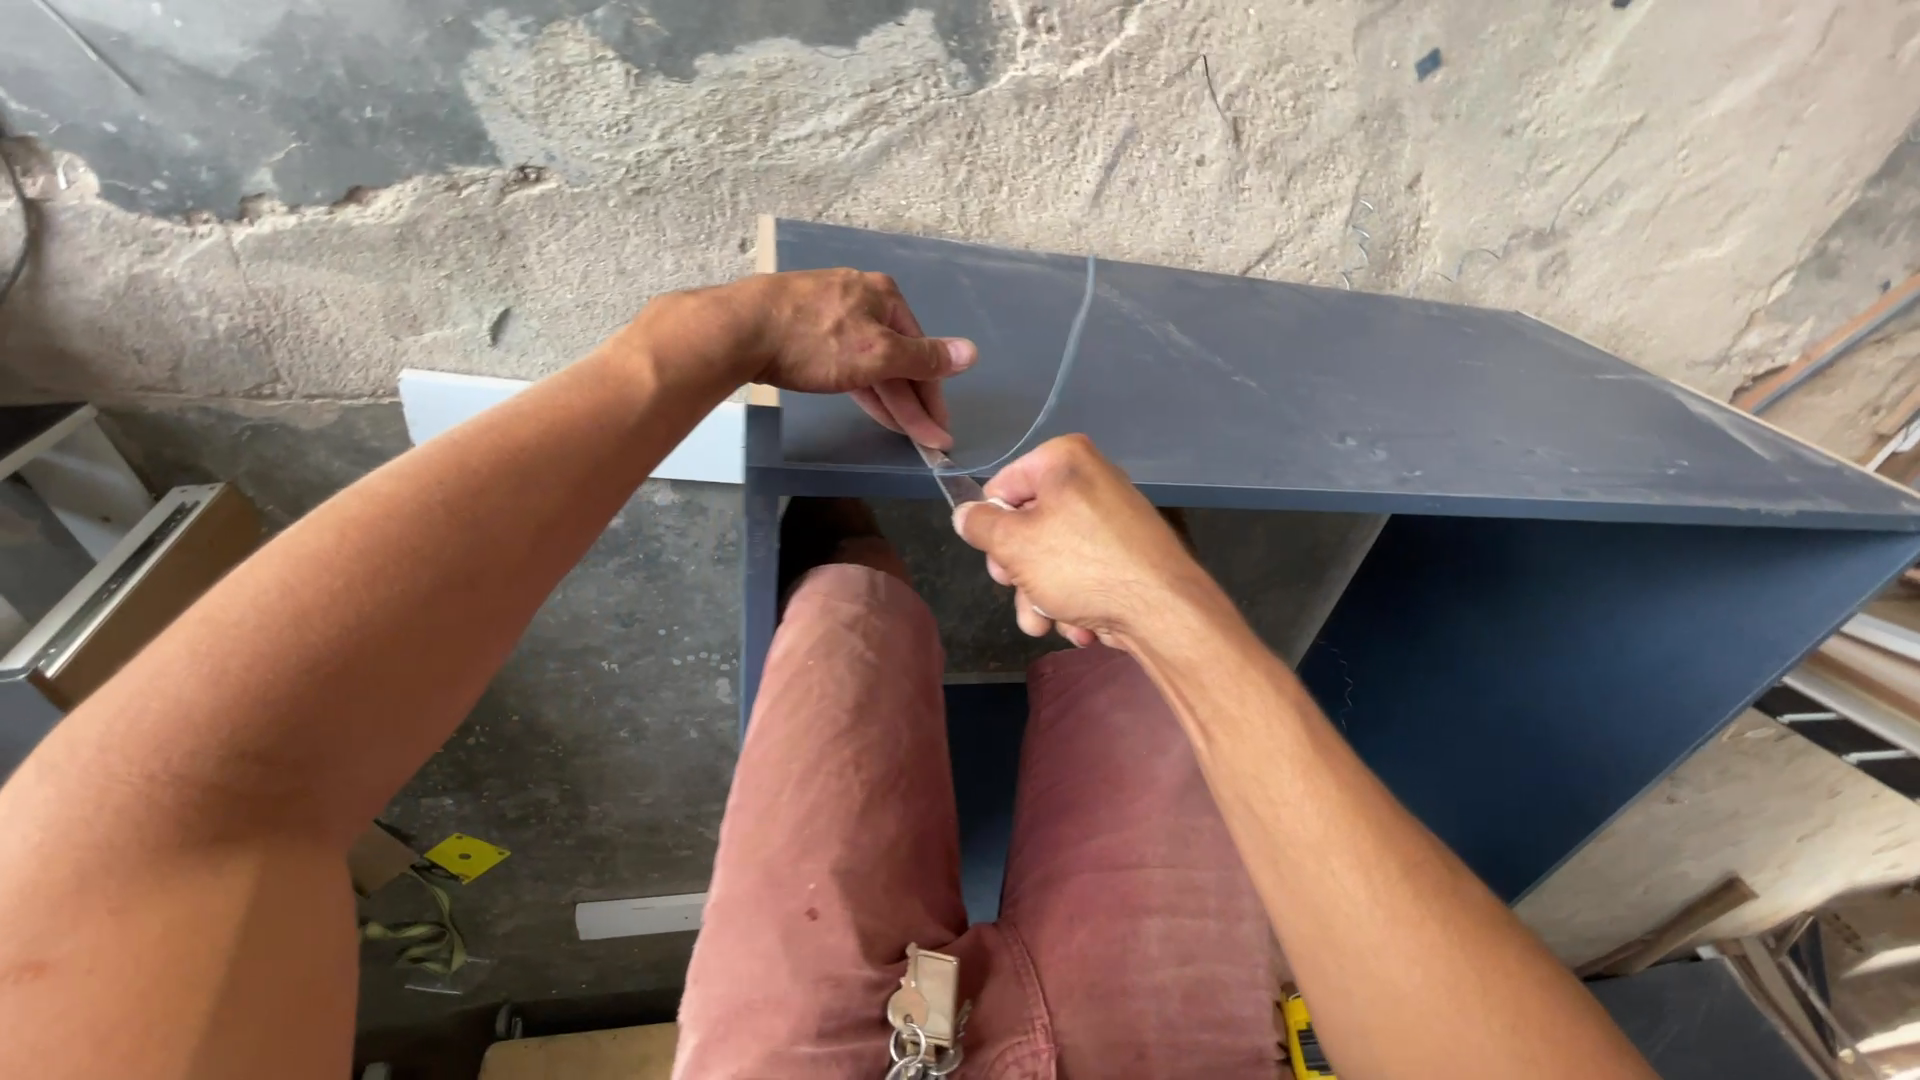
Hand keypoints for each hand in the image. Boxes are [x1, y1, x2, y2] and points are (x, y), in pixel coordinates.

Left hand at [636, 269, 976, 448]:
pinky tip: (874, 408)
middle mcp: (861, 298)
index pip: (922, 352)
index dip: (934, 396)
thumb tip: (971, 353)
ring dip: (890, 400)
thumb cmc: (816, 340)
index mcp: (885, 296)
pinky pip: (847, 363)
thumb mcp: (877, 354)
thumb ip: (925, 358)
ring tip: (906, 434)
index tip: (940, 432)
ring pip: (871, 364)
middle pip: (897, 359)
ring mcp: (831, 313)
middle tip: (927, 442)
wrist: (740, 330)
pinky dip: (863, 387)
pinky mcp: (806, 331)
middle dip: (913, 403)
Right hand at [952, 435, 1222, 649]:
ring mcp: (1111, 519)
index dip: (993, 530)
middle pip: (1027, 528)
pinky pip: (1083, 571)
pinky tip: (1081, 627)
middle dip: (1019, 575)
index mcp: (1063, 460)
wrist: (1163, 611)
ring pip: (1052, 559)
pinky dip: (1075, 601)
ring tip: (1049, 626)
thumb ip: (979, 526)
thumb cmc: (1081, 566)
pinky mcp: (1127, 553)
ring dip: (1042, 599)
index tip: (999, 562)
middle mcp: (1090, 480)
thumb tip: (964, 514)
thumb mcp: (1014, 544)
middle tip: (1023, 597)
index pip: (1001, 489)